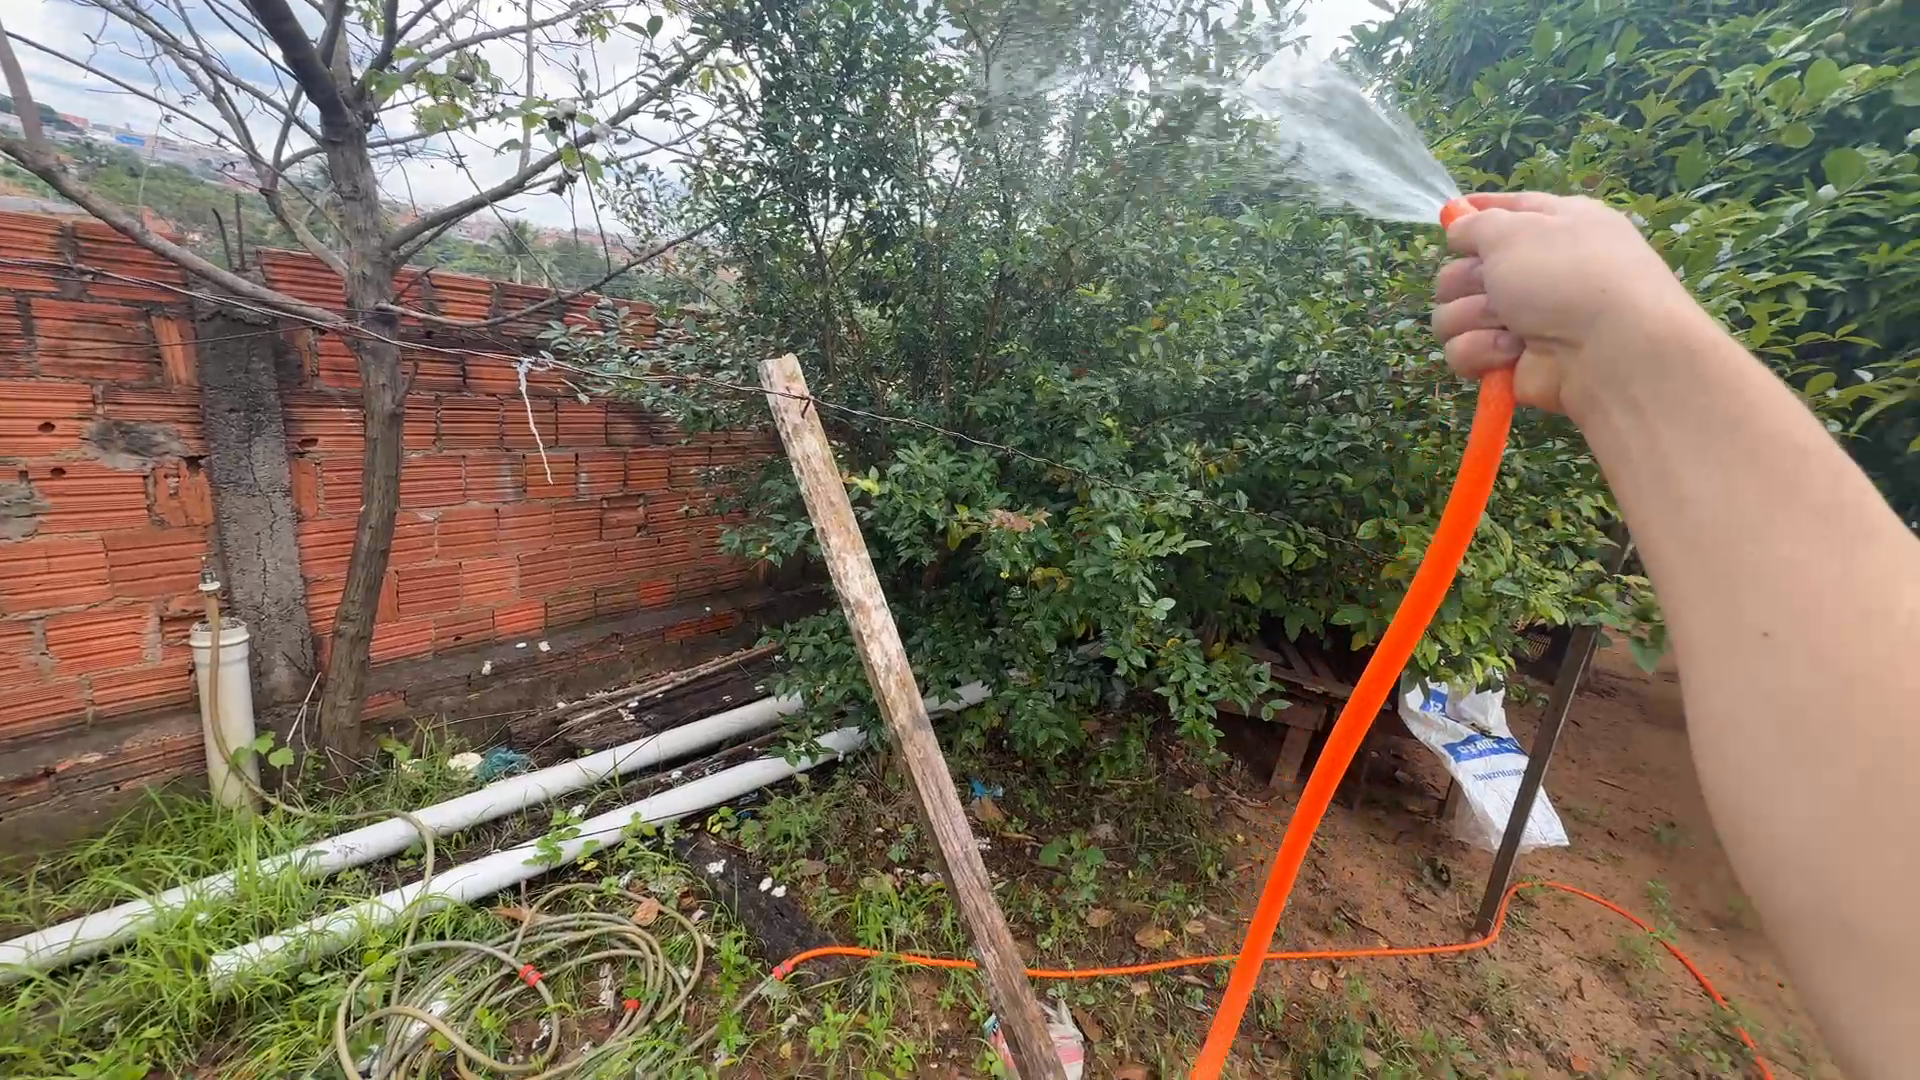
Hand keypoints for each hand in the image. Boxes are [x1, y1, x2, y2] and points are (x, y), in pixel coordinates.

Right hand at [1432, 192, 1702, 416]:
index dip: (1476, 212)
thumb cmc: (1568, 276)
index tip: (1449, 212)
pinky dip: (1480, 350)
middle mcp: (1531, 270)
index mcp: (1550, 228)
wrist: (1605, 348)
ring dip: (1471, 318)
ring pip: (1453, 314)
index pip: (1507, 210)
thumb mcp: (1518, 232)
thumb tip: (1457, 229)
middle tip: (1489, 285)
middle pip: (1462, 271)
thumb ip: (1477, 224)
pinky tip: (1511, 350)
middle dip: (1463, 281)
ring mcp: (1516, 316)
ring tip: (1507, 325)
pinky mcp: (1503, 355)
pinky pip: (1463, 349)